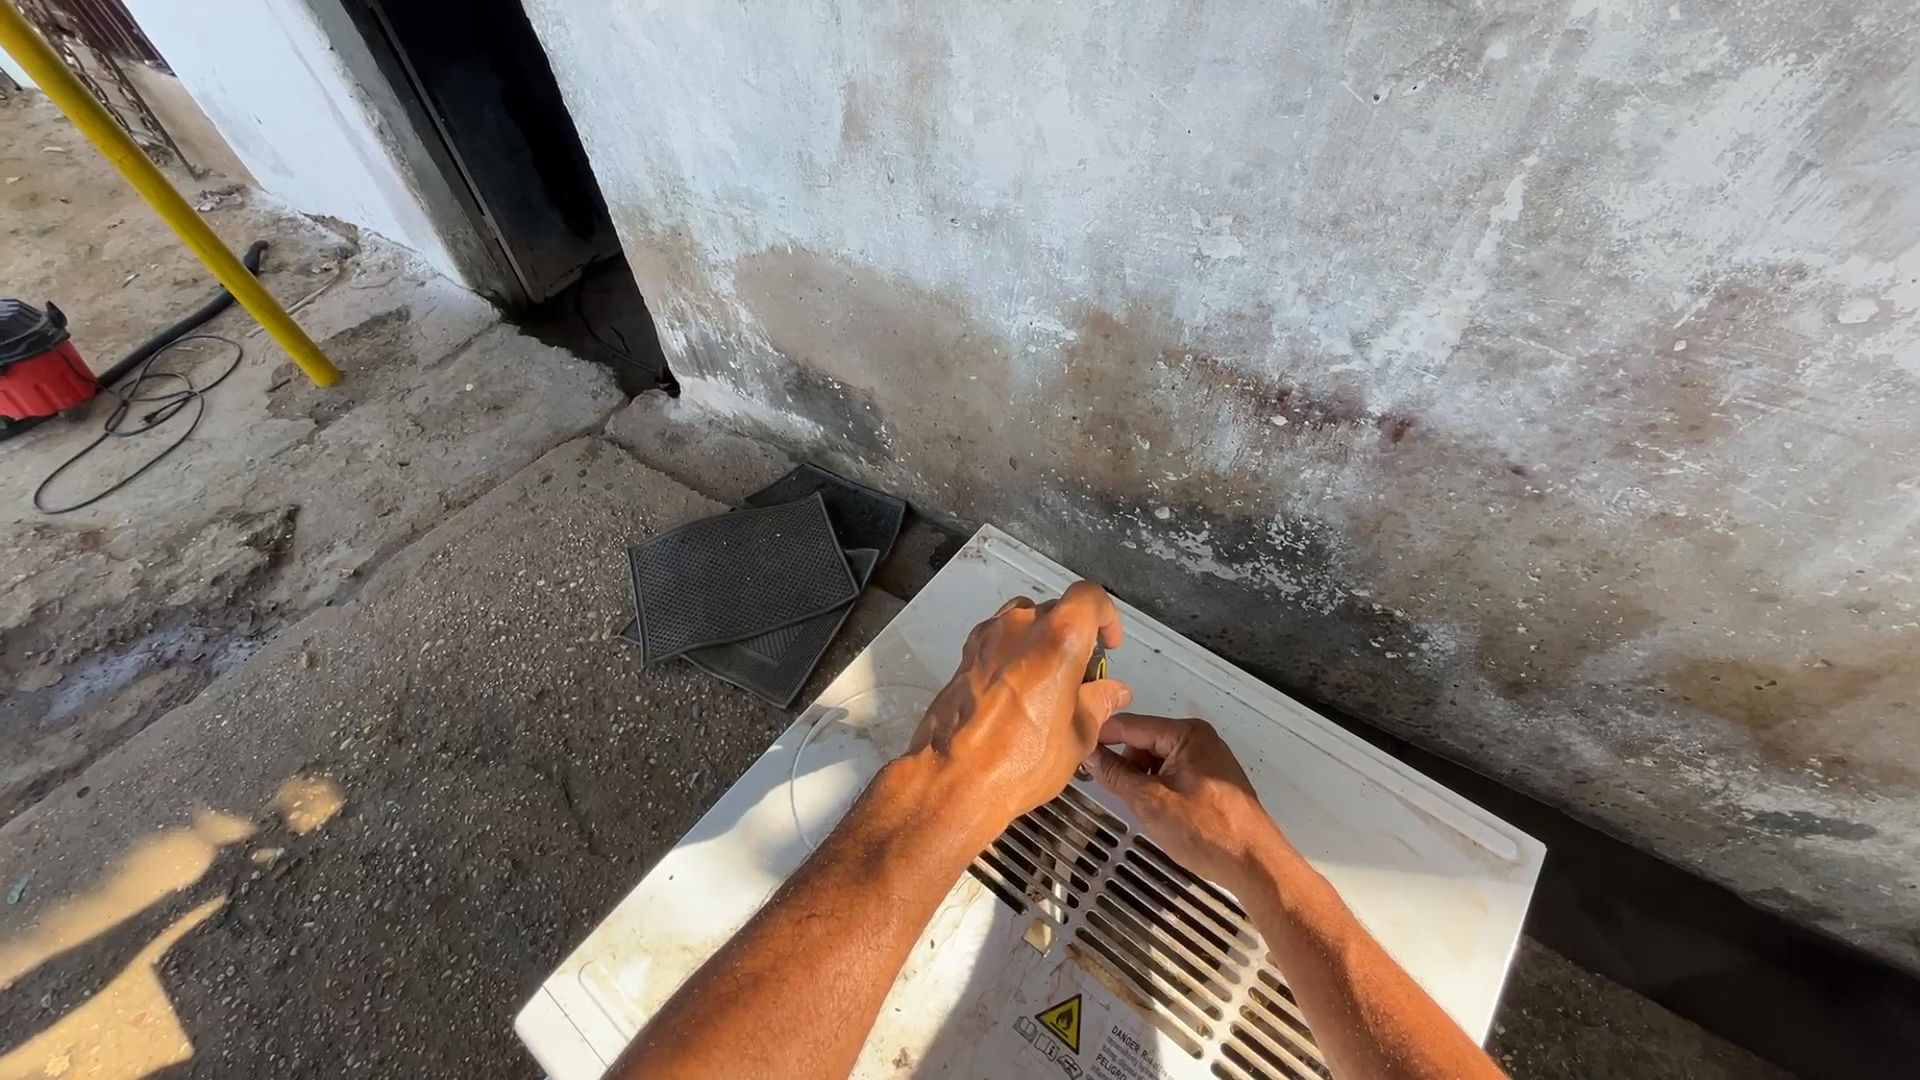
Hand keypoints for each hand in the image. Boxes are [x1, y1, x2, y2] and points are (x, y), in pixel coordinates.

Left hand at [910, 581, 1131, 831]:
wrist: (954, 778)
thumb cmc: (1021, 759)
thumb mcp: (1078, 736)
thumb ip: (1099, 704)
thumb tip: (1114, 692)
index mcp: (1059, 639)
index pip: (1090, 598)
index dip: (1106, 617)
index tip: (1109, 645)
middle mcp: (1021, 626)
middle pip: (1057, 610)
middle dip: (1074, 637)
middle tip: (1081, 677)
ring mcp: (988, 637)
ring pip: (1025, 621)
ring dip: (1041, 641)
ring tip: (1047, 682)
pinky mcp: (966, 654)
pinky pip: (998, 639)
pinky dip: (1013, 652)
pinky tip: (1016, 690)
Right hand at [1084, 714, 1285, 897]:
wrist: (1256, 865)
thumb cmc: (1207, 831)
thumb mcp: (1150, 802)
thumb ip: (1115, 774)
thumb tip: (1088, 755)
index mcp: (1185, 733)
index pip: (1129, 725)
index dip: (1099, 736)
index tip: (1072, 746)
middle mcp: (1197, 738)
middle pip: (1142, 740)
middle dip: (1121, 760)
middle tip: (1099, 782)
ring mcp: (1206, 758)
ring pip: (1155, 758)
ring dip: (1138, 776)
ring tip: (1131, 801)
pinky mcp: (1209, 779)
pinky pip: (1170, 771)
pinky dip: (1155, 785)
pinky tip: (1151, 807)